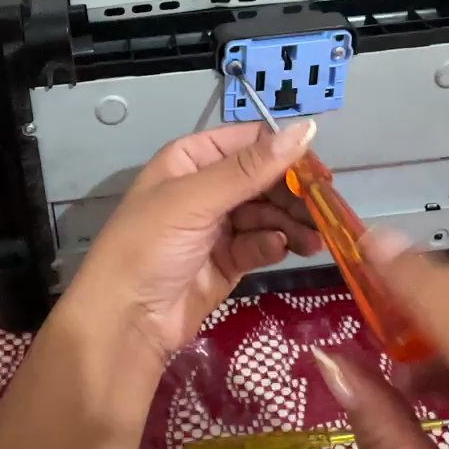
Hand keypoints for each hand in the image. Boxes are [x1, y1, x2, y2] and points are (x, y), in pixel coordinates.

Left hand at [63, 120, 323, 359]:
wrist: (125, 320)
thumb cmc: (149, 246)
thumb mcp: (196, 200)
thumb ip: (251, 168)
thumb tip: (305, 129)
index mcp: (190, 160)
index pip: (248, 143)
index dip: (284, 153)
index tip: (320, 171)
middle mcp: (205, 187)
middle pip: (263, 180)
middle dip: (293, 194)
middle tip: (324, 210)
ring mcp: (217, 226)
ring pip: (267, 214)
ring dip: (291, 223)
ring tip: (314, 239)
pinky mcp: (228, 261)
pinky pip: (260, 244)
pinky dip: (273, 245)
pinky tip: (281, 250)